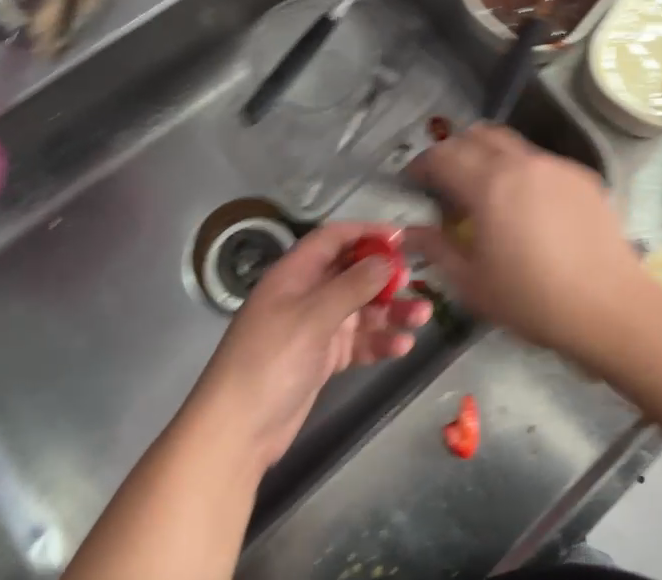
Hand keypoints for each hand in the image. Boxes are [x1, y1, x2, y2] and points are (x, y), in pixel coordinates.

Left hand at [187, 224, 431, 470]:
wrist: (239, 429)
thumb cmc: (271, 360)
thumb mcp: (313, 316)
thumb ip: (353, 285)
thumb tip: (387, 259)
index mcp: (294, 274)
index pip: (333, 239)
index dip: (366, 233)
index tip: (401, 238)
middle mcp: (305, 295)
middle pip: (352, 274)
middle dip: (385, 276)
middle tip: (415, 282)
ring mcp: (314, 329)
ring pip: (360, 310)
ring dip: (391, 312)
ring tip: (422, 317)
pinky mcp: (322, 359)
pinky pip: (358, 342)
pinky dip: (379, 342)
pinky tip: (402, 347)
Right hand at [402, 124, 646, 359]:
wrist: (610, 308)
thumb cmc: (533, 301)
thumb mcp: (473, 283)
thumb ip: (437, 249)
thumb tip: (411, 232)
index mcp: (489, 184)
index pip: (443, 155)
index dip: (422, 164)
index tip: (414, 181)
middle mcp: (523, 163)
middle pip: (478, 136)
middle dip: (455, 151)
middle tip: (446, 182)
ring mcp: (557, 167)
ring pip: (512, 145)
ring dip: (490, 158)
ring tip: (487, 193)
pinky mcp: (583, 177)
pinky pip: (542, 162)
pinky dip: (523, 172)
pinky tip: (528, 208)